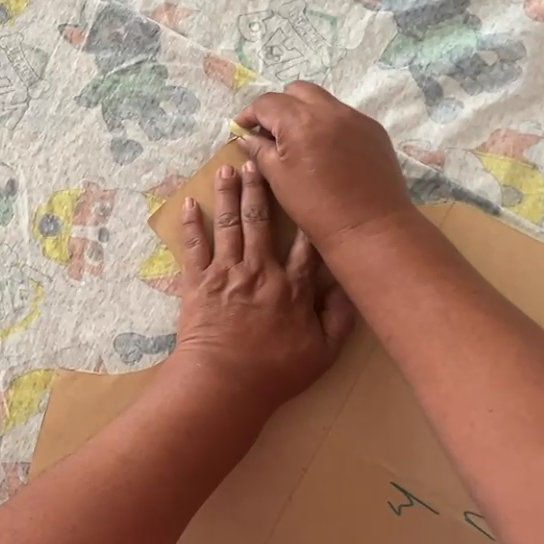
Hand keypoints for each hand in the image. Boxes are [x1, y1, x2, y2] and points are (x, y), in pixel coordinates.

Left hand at [170, 160, 356, 412]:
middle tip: (257, 162)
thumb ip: (341, 318)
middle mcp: (260, 271)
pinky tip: (189, 203)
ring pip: (228, 225)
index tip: (307, 187)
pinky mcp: (198, 282)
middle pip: (261, 222)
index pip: (306, 244)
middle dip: (260, 189)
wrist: (224, 381)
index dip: (307, 214)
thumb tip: (353, 286)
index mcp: (293, 288)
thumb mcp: (325, 352)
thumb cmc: (275, 372)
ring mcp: (226, 273)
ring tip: (226, 169)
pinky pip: (193, 246)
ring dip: (228, 195)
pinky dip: (191, 223)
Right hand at [235, 82, 417, 254]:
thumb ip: (260, 150)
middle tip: (270, 131)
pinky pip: (342, 115)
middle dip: (278, 106)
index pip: (266, 103)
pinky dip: (326, 123)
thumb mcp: (278, 178)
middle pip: (296, 91)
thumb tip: (247, 137)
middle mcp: (330, 110)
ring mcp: (356, 118)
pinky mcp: (373, 130)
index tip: (242, 130)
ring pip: (321, 100)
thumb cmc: (316, 206)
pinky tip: (323, 150)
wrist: (370, 227)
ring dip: (303, 112)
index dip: (249, 114)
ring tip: (297, 140)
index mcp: (300, 121)